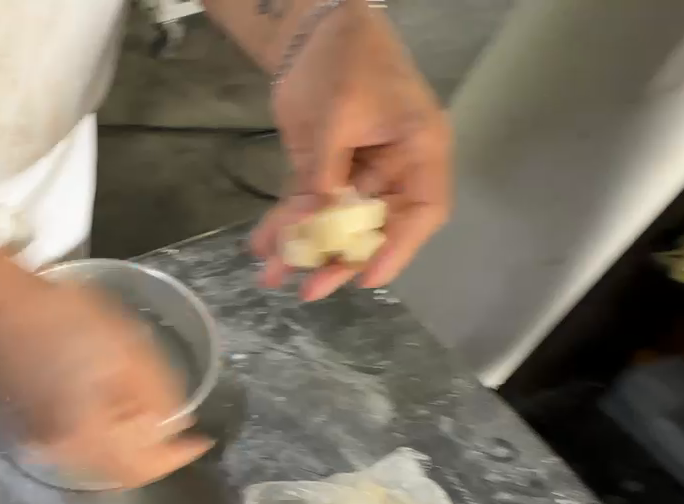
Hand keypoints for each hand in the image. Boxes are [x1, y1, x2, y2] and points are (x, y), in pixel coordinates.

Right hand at [0, 279, 213, 487]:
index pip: (141, 470)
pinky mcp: (24, 428)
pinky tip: (99, 400)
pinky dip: (94, 431)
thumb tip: (172, 426)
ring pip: (94, 458)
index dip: (176, 458)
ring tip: (135, 407)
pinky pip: (71, 442)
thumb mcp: (128, 347)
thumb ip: (157, 395)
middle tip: (167, 419)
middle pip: (116, 468)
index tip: (200, 440)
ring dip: (121, 440)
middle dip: (148, 449)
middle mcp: (59, 451)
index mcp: (86, 436)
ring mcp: (37, 442)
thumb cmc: (65, 318)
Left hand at [253, 1, 450, 300]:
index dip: (397, 249)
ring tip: (270, 273)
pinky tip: (261, 245)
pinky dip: (284, 226)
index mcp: (418, 148)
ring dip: (302, 249)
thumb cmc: (344, 62)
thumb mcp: (334, 120)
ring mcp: (355, 172)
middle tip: (308, 290)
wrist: (310, 34)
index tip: (367, 279)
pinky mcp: (322, 172)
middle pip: (373, 228)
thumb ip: (322, 177)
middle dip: (338, 260)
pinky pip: (305, 207)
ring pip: (333, 224)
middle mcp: (391, 166)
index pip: (422, 210)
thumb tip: (310, 226)